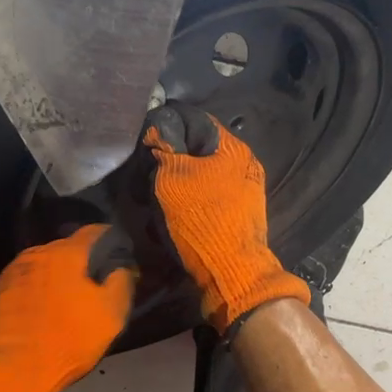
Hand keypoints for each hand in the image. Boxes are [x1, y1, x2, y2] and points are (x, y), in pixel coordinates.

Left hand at [0, 224, 135, 391]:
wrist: (16, 366)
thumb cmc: (69, 338)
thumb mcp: (110, 314)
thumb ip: (120, 282)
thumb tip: (120, 266)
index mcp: (66, 252)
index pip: (94, 232)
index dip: (110, 241)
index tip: (119, 255)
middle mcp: (37, 252)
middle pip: (66, 247)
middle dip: (81, 260)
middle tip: (92, 282)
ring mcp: (14, 270)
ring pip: (43, 263)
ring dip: (56, 273)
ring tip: (65, 295)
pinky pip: (26, 279)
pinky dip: (37, 286)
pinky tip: (42, 305)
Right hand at [142, 102, 307, 331]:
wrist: (233, 272)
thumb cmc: (202, 219)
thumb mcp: (172, 179)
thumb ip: (165, 148)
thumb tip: (156, 130)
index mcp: (234, 148)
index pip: (194, 119)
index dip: (167, 124)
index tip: (145, 137)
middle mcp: (245, 163)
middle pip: (200, 146)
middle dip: (172, 154)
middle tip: (147, 165)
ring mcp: (246, 188)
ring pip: (203, 170)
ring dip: (179, 177)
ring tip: (156, 189)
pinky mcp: (241, 211)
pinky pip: (210, 191)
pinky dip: (191, 193)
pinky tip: (174, 207)